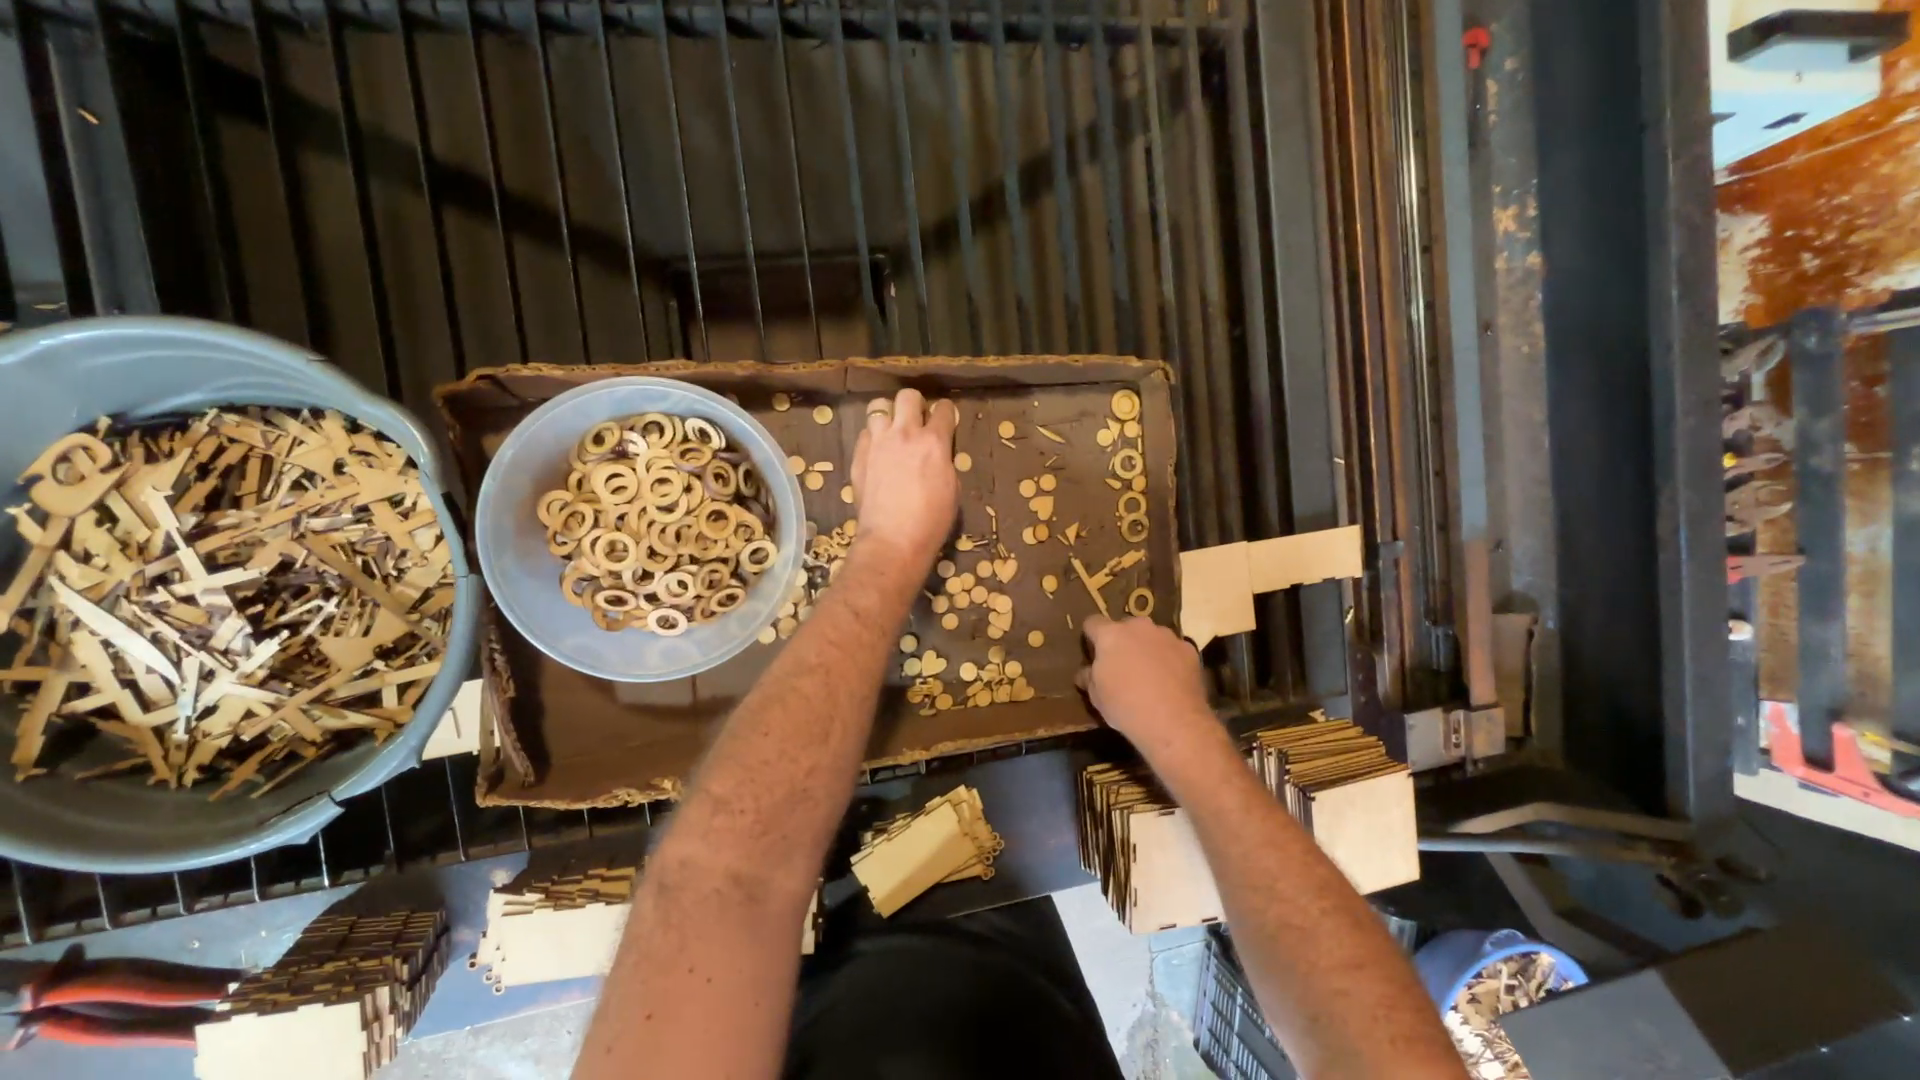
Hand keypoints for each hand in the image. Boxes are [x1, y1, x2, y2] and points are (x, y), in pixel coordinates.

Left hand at [850, 388, 958, 571]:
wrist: (893, 541)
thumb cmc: (931, 521)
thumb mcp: (952, 489)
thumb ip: (944, 462)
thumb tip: (939, 454)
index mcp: (934, 442)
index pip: (943, 409)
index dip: (946, 413)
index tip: (945, 420)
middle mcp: (904, 434)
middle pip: (907, 396)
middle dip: (915, 404)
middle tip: (917, 420)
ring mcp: (877, 443)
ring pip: (878, 406)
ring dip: (888, 414)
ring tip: (892, 429)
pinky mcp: (858, 456)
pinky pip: (865, 433)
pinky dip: (873, 436)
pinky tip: (878, 451)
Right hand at [1077, 615, 1220, 755]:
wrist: (1172, 721)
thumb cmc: (1125, 706)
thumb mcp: (1096, 696)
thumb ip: (1089, 677)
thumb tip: (1085, 673)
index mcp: (1111, 635)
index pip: (1093, 622)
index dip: (1091, 636)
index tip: (1093, 652)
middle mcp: (1139, 627)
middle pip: (1125, 627)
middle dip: (1122, 641)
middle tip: (1122, 666)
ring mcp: (1167, 636)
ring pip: (1152, 636)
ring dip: (1147, 648)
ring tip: (1150, 674)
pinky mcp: (1189, 649)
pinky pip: (1173, 649)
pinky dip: (1170, 659)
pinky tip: (1170, 681)